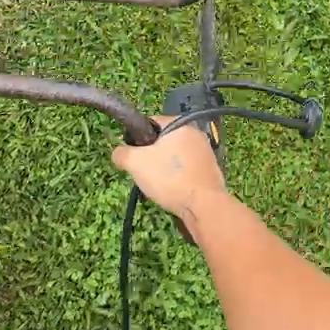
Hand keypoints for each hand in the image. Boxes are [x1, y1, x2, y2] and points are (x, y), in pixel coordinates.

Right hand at [111, 118, 227, 224]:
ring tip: (157, 186)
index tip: (132, 155)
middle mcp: (196, 134)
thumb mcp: (135, 163)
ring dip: (163, 169)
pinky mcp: (211, 171)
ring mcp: (206, 153)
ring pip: (174, 158)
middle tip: (143, 173)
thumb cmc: (169, 178)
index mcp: (180, 124)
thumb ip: (121, 153)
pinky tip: (171, 192)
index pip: (150, 123)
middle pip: (163, 141)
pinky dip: (177, 179)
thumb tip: (118, 153)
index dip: (136, 138)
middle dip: (150, 157)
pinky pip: (186, 171)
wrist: (203, 206)